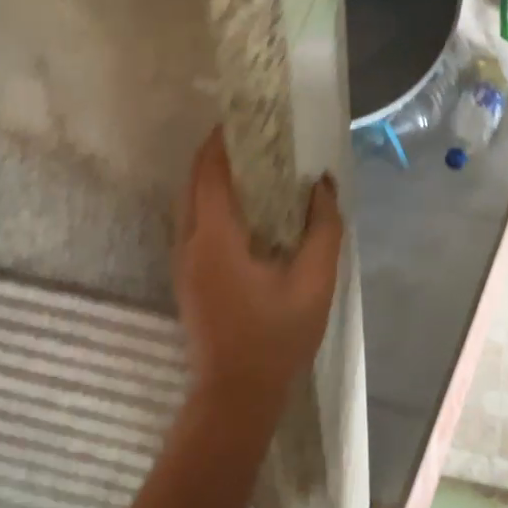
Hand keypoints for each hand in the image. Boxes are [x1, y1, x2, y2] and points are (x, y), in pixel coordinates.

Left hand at [172, 128, 343, 400]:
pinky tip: (249, 209)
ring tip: (256, 164)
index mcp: (215, 237)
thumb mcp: (314, 280)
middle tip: (257, 134)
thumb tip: (323, 186)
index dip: (224, 139)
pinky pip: (196, 223)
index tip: (246, 114)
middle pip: (195, 182)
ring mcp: (184, 261)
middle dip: (220, 153)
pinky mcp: (189, 277)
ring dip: (217, 178)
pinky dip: (216, 202)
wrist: (237, 393)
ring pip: (192, 203)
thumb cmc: (277, 335)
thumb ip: (322, 227)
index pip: (211, 171)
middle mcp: (189, 242)